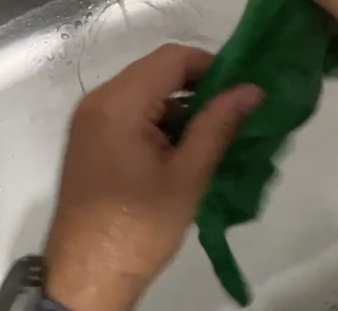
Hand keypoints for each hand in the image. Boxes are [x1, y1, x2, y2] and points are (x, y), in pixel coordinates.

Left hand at [43, 44, 262, 310]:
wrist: (85, 280)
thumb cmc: (138, 227)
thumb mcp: (187, 176)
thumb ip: (218, 124)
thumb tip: (252, 89)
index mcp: (118, 101)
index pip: (170, 58)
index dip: (209, 66)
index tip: (239, 91)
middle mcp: (98, 98)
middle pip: (154, 70)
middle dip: (195, 86)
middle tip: (230, 113)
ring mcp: (88, 118)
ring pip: (142, 90)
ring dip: (176, 104)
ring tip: (210, 133)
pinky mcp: (88, 138)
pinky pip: (127, 110)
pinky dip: (155, 119)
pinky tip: (179, 147)